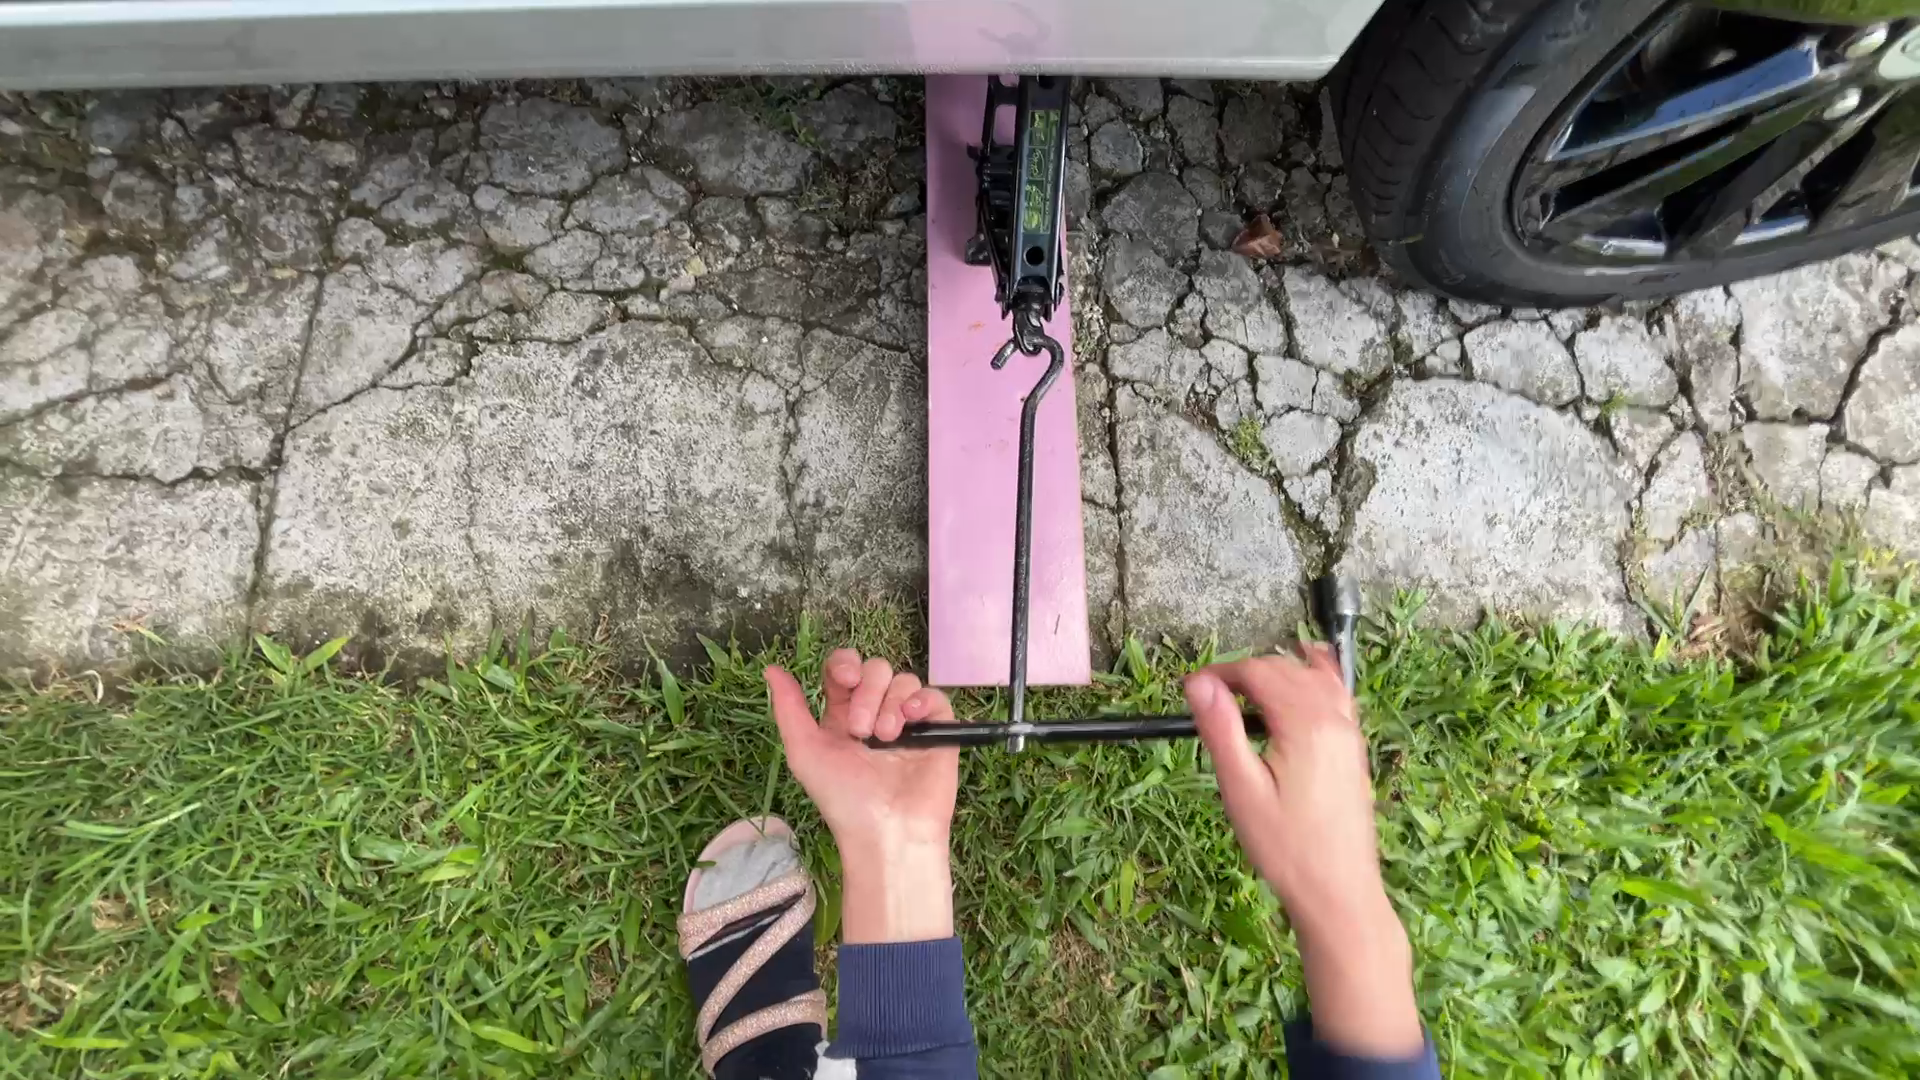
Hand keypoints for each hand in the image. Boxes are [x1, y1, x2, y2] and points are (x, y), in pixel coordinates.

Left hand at [765, 649, 959, 944]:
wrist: (887, 831)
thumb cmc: (844, 799)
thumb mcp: (806, 753)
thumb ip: (789, 709)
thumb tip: (771, 669)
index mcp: (844, 714)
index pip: (845, 668)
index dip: (845, 665)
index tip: (846, 680)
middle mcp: (876, 711)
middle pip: (875, 669)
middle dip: (868, 693)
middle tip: (862, 732)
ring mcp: (908, 719)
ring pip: (903, 680)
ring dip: (892, 704)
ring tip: (887, 738)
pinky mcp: (938, 728)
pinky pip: (933, 695)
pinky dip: (922, 701)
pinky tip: (912, 721)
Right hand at [1184, 646, 1423, 1058]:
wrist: (1339, 894)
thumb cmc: (1285, 847)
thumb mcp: (1241, 789)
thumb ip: (1221, 729)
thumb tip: (1199, 683)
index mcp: (1305, 725)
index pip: (1257, 673)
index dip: (1220, 673)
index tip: (1192, 689)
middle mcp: (1333, 719)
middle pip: (1283, 669)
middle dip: (1243, 672)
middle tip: (1209, 697)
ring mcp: (1349, 732)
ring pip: (1310, 677)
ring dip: (1274, 672)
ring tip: (1241, 689)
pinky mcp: (1352, 747)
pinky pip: (1337, 692)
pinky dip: (1318, 672)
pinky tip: (1311, 661)